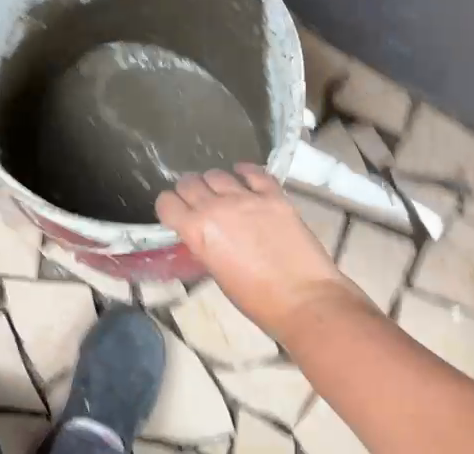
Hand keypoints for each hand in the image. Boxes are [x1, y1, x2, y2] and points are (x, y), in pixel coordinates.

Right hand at [156, 165, 367, 339]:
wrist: (307, 302)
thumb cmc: (258, 301)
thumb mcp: (216, 273)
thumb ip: (203, 243)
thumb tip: (202, 232)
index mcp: (196, 231)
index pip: (166, 202)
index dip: (170, 207)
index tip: (177, 215)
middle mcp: (215, 207)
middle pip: (188, 182)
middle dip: (190, 191)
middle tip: (200, 204)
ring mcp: (246, 198)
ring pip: (216, 174)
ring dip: (215, 183)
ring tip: (224, 194)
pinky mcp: (274, 197)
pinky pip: (254, 172)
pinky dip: (246, 172)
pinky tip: (245, 177)